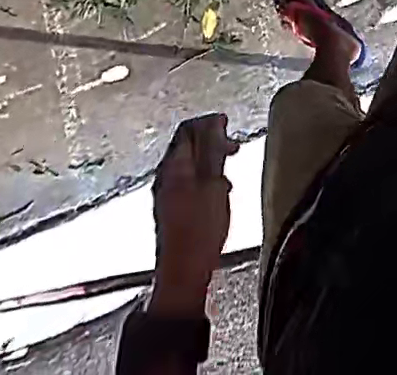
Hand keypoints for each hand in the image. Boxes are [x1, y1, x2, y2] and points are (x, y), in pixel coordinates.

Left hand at [149, 113, 237, 317]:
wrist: (183, 274)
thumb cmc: (199, 229)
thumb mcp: (214, 183)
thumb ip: (213, 150)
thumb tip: (214, 124)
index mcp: (173, 166)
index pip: (188, 129)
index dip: (209, 123)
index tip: (227, 124)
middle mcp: (164, 176)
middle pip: (186, 145)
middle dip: (210, 141)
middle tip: (231, 145)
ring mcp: (165, 193)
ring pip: (188, 163)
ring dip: (208, 159)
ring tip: (227, 166)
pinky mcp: (170, 209)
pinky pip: (187, 180)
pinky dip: (204, 176)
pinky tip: (218, 189)